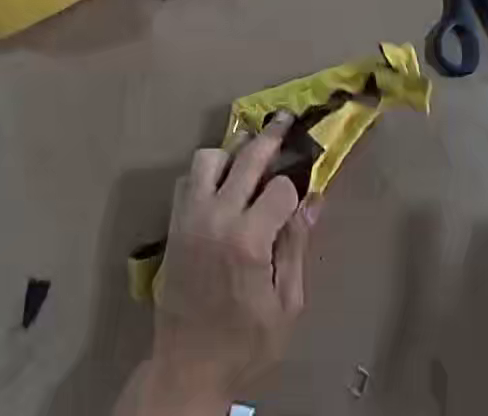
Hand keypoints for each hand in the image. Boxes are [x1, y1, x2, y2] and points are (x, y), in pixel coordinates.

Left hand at [116, 111, 316, 414]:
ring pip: (208, 158)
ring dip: (232, 154)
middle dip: (272, 136)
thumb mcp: (287, 303)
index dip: (298, 188)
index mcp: (249, 240)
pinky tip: (222, 186)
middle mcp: (217, 218)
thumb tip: (314, 201)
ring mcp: (190, 219)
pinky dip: (206, 175)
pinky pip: (187, 181)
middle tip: (286, 119)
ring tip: (249, 159)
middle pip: (248, 157)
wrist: (187, 369)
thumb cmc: (245, 342)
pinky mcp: (174, 226)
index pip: (282, 187)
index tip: (305, 193)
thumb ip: (297, 246)